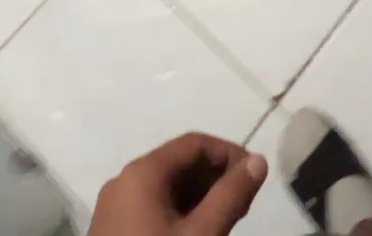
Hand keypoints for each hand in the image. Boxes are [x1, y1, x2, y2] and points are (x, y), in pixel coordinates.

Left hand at [88, 133, 267, 235]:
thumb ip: (231, 196)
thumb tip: (258, 161)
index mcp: (142, 173)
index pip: (195, 144)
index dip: (229, 154)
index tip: (255, 177)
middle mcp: (124, 182)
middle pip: (180, 164)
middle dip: (216, 178)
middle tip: (244, 204)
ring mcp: (115, 209)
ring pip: (168, 188)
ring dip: (201, 197)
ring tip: (227, 220)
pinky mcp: (113, 233)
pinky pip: (154, 208)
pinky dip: (181, 214)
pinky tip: (198, 233)